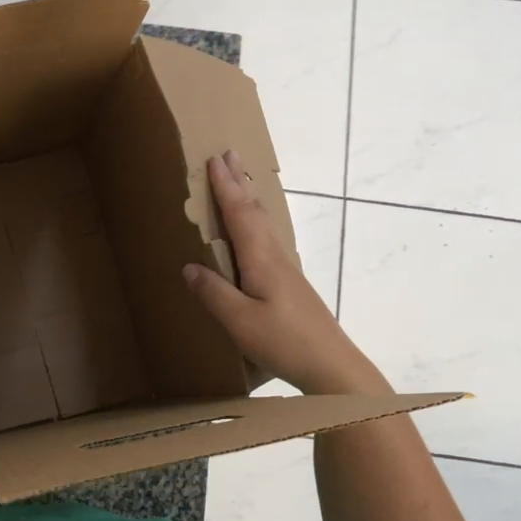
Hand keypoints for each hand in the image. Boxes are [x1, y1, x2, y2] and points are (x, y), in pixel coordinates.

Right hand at [182, 151, 388, 395]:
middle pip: (256, 212)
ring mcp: (286, 271)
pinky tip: (254, 235)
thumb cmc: (284, 341)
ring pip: (264, 225)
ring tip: (240, 183)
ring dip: (249, 201)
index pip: (240, 215)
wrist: (331, 365)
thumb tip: (190, 268)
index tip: (213, 160)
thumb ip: (213, 293)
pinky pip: (267, 241)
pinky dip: (255, 224)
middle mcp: (276, 258)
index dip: (226, 187)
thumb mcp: (239, 321)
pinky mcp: (289, 286)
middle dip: (240, 183)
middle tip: (230, 155)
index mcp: (261, 261)